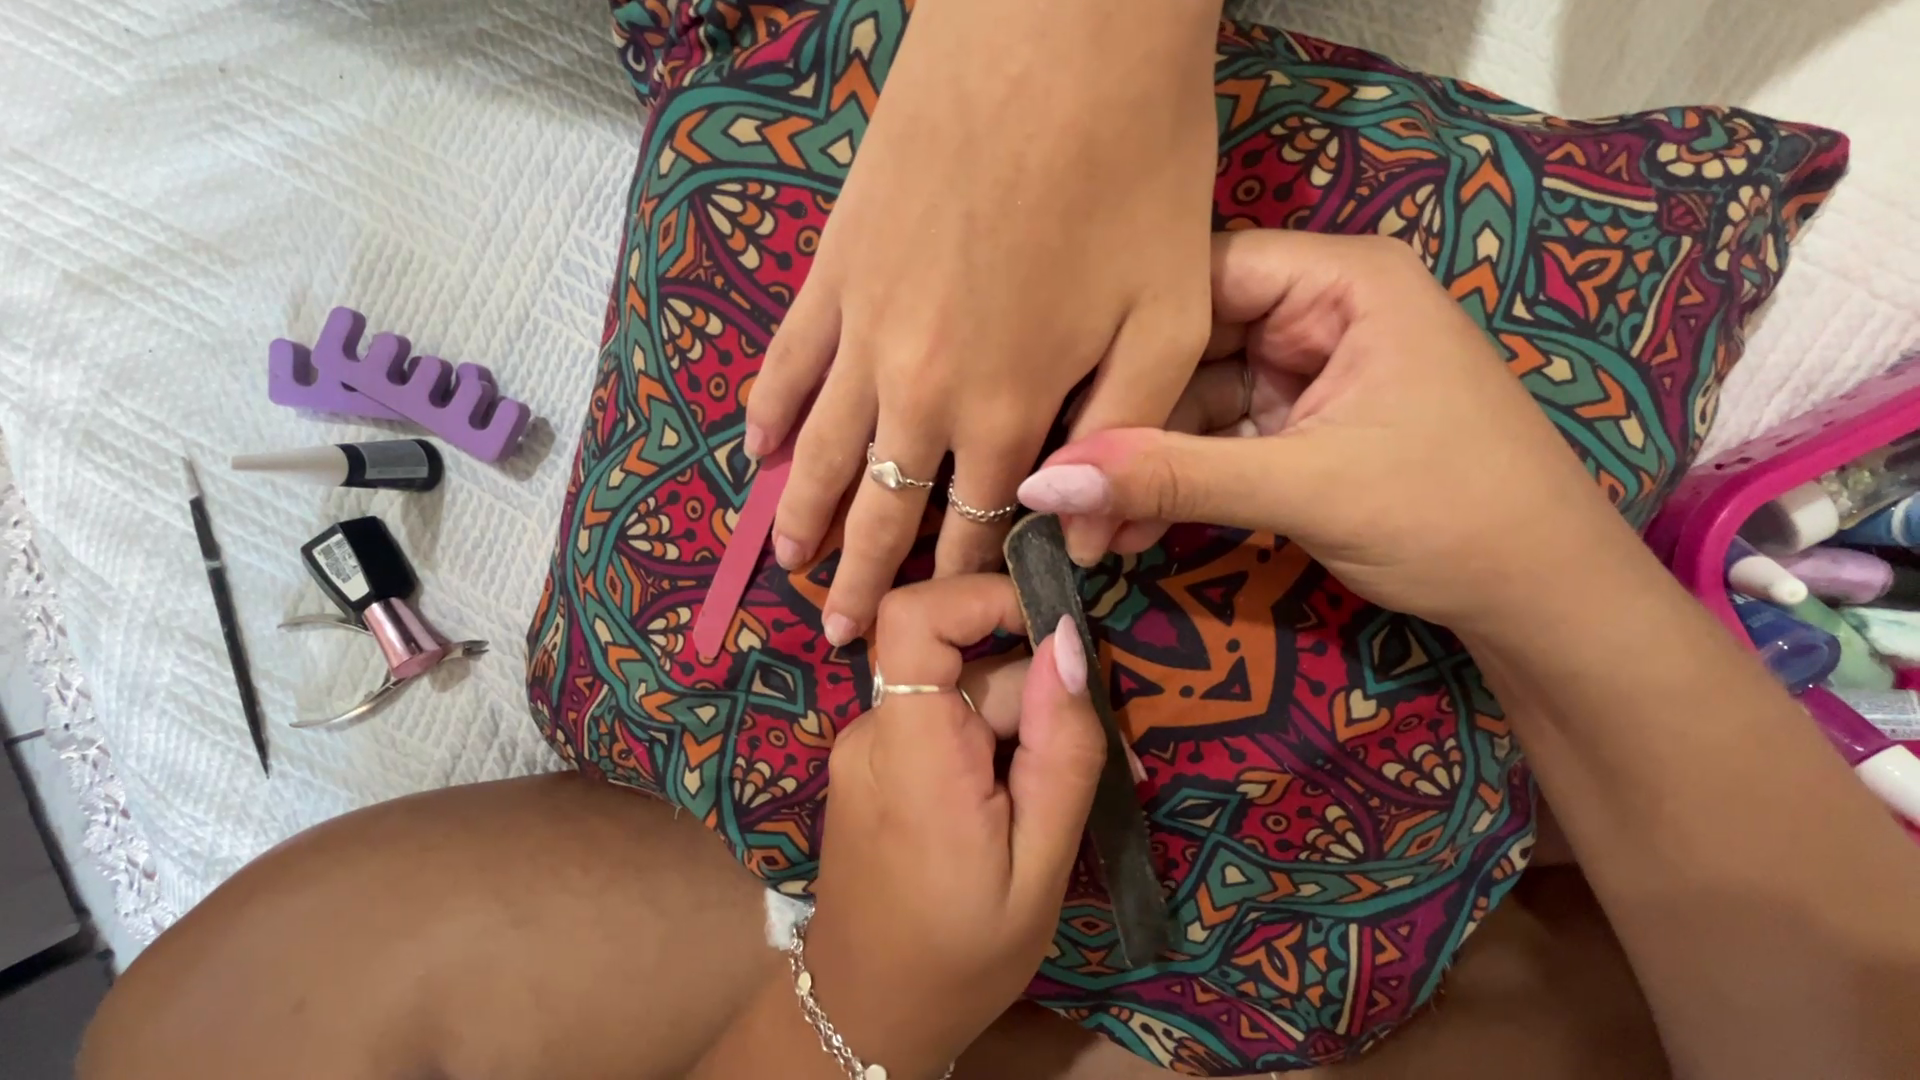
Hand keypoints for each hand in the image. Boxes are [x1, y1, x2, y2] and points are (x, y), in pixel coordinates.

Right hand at [745, 0, 1219, 646]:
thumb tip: (1087, 536)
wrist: (1058, 25)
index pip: (976, 521)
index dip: (963, 573)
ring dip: (801, 516)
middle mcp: (920, 387)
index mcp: (1008, 407)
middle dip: (864, 576)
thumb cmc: (1135, 168)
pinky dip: (766, 413)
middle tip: (839, 631)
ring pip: (819, 448)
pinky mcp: (833, 267)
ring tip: (786, 564)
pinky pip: (785, 359)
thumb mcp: (1169, 316)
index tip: (945, 614)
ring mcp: (863, 327)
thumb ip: (1125, 435)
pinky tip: (754, 453)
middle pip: (882, 505)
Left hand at [800, 576, 1105, 1074]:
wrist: (867, 1011)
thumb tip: (1067, 642)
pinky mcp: (872, 760)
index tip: (1051, 625)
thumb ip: (1059, 750)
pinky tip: (1009, 801)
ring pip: (955, 692)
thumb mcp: (1040, 864)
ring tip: (1047, 800)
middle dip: (1030, 692)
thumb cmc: (961, 955)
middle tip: (1086, 760)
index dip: (981, 595)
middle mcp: (874, 730)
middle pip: (959, 662)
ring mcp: (866, 744)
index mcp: (912, 753)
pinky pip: (937, 720)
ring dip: (1012, 724)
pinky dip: (984, 741)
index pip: (915, 617)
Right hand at [1015, 230, 1639, 633]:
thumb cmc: (1450, 514)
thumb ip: (1172, 479)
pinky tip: (1123, 530)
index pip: (1200, 278)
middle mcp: (1314, 313)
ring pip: (1188, 406)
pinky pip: (1208, 445)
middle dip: (1124, 429)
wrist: (1538, 601)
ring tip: (1083, 531)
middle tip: (1056, 489)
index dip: (1123, 336)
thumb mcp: (1305, 487)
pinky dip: (1170, 488)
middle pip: (1185, 349)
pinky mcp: (1291, 430)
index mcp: (1340, 281)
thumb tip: (1044, 483)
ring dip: (1139, 470)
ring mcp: (1300, 374)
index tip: (1049, 396)